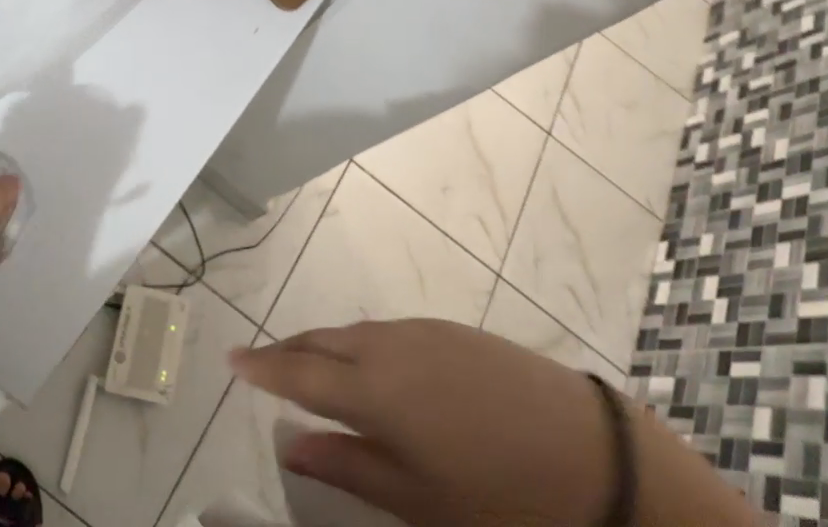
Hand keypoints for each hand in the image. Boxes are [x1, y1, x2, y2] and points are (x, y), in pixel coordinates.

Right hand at [230, 319, 616, 526]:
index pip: (299, 372)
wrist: (596, 455)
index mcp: (374, 388)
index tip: (231, 358)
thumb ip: (347, 465)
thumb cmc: (498, 494)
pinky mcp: (457, 331)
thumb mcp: (418, 497)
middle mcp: (392, 345)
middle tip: (260, 362)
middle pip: (324, 340)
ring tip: (309, 365)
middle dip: (288, 350)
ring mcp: (427, 332)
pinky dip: (362, 343)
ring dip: (326, 345)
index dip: (262, 366)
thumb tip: (290, 444)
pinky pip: (389, 330)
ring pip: (357, 332)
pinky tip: (369, 366)